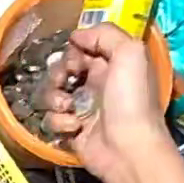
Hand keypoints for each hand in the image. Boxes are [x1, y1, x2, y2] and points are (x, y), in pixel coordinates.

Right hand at [36, 25, 175, 182]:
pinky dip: (59, 123)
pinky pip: (52, 121)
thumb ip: (104, 33)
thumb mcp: (130, 52)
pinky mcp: (71, 132)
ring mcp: (82, 109)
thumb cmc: (131, 100)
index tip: (74, 60)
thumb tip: (76, 35)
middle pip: (62, 71)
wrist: (127, 148)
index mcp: (111, 64)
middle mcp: (96, 85)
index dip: (73, 52)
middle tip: (64, 82)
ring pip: (52, 95)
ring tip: (67, 108)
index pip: (82, 49)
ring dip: (54, 99)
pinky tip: (74, 128)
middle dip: (57, 74)